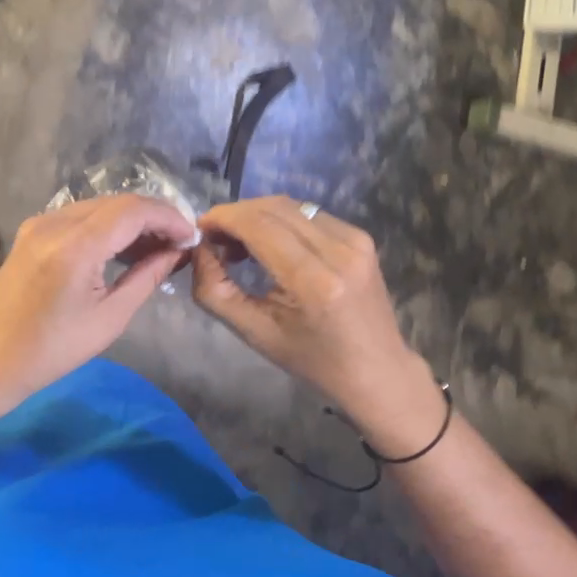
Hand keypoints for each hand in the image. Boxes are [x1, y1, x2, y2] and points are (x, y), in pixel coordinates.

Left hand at [0, 195, 193, 430]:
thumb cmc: (53, 349)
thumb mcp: (110, 317)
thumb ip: (147, 276)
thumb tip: (176, 251)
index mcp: (76, 245)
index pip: (133, 210)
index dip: (168, 218)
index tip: (192, 238)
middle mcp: (55, 222)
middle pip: (117, 202)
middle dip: (153, 217)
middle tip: (178, 244)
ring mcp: (39, 223)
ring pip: (98, 206)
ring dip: (129, 220)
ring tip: (156, 249)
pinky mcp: (31, 230)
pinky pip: (78, 216)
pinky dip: (105, 225)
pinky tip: (122, 249)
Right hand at [192, 197, 436, 449]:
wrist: (377, 371)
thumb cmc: (312, 359)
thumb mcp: (254, 332)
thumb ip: (215, 290)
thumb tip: (198, 249)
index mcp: (313, 281)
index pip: (258, 225)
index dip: (223, 218)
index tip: (200, 229)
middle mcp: (338, 251)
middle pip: (272, 208)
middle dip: (235, 215)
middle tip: (215, 238)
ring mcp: (355, 240)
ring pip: (289, 206)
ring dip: (256, 215)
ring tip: (239, 243)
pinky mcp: (361, 237)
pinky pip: (307, 214)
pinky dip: (280, 221)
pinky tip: (270, 244)